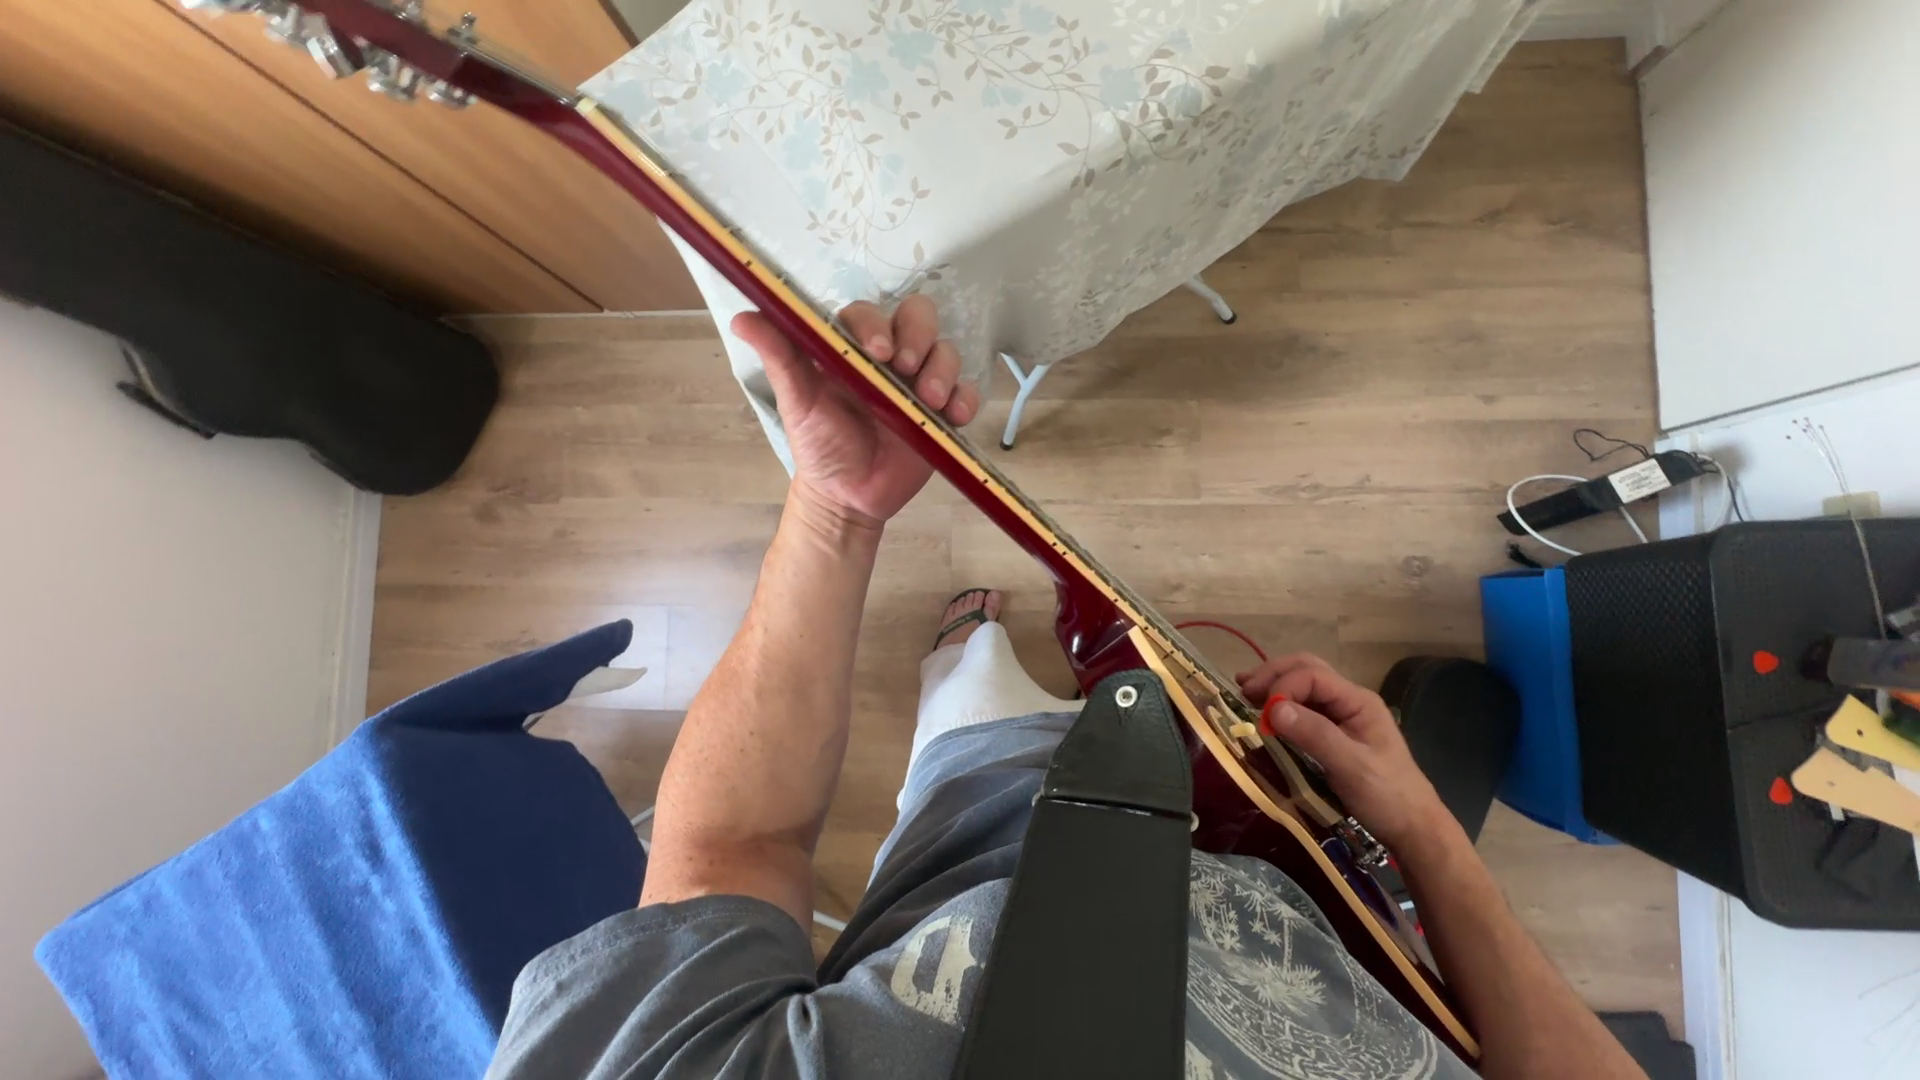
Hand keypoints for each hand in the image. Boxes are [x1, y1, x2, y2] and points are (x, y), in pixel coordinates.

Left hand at [731, 296, 979, 529]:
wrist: (848, 497)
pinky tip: (954, 417)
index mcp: (852, 348)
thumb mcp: (797, 401)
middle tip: (907, 368)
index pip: (870, 314)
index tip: (877, 351)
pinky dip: (966, 399)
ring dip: (942, 370)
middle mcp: (890, 358)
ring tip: (929, 402)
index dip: (877, 324)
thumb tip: (743, 317)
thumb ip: (778, 358)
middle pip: (918, 318)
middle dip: (920, 337)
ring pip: (945, 352)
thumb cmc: (819, 445)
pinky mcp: (941, 411)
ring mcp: (919, 382)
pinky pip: (966, 392)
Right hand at [1237, 653, 1452, 851]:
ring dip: (1274, 683)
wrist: (1414, 829)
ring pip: (1303, 684)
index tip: (1261, 713)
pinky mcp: (1334, 732)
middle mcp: (1349, 701)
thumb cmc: (1387, 797)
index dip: (1282, 686)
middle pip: (1306, 669)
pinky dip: (1280, 702)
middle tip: (1242, 689)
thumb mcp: (1352, 767)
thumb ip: (1315, 734)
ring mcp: (1342, 715)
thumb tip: (1273, 707)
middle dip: (1273, 674)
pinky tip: (1264, 710)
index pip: (1312, 675)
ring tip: (1245, 692)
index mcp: (1358, 701)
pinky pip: (1303, 706)